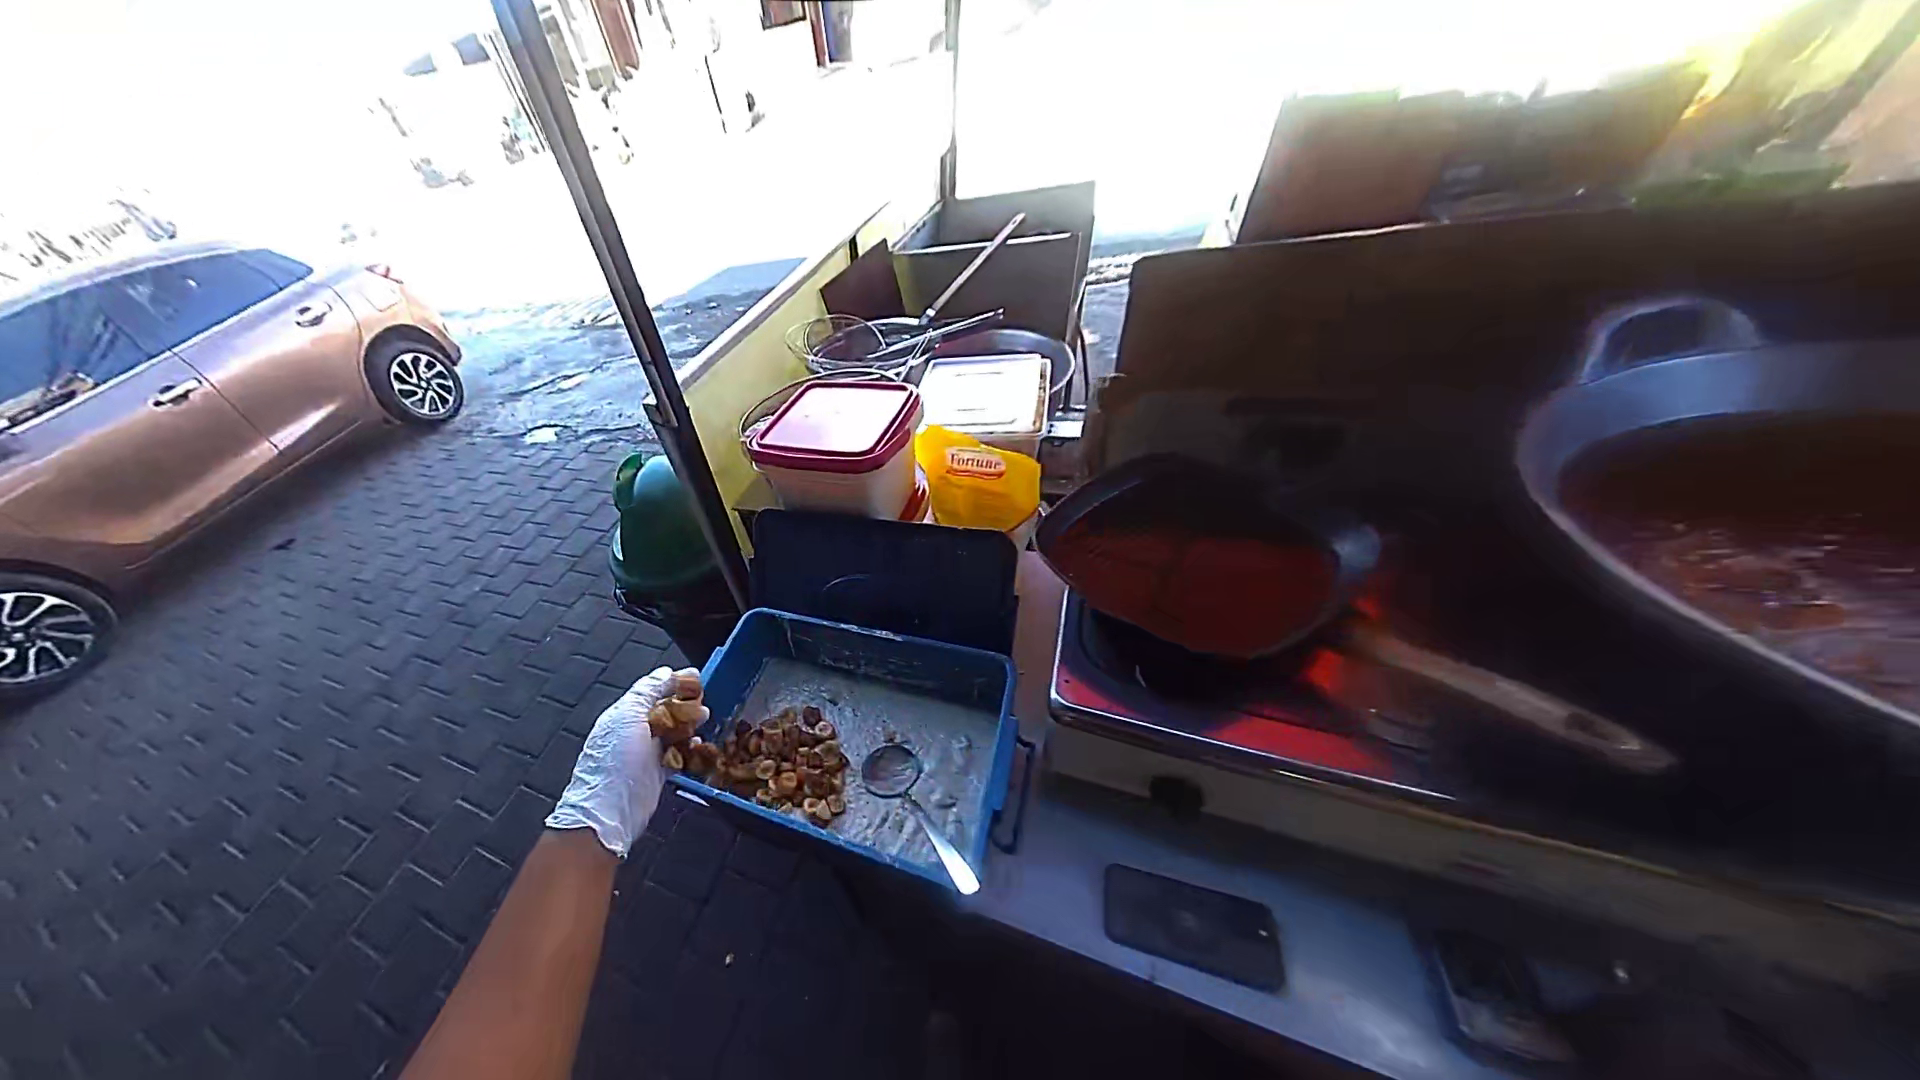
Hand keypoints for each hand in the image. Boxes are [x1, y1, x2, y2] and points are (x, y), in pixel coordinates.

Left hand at [544, 665, 700, 856]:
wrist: (609, 813)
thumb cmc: (613, 764)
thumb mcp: (627, 717)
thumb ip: (647, 691)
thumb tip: (666, 672)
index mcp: (624, 714)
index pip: (653, 690)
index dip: (674, 683)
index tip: (696, 679)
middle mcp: (634, 731)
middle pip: (666, 709)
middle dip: (686, 703)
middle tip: (702, 702)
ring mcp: (646, 753)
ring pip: (675, 730)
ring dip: (690, 724)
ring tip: (704, 720)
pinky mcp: (658, 772)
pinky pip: (679, 753)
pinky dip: (690, 747)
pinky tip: (698, 744)